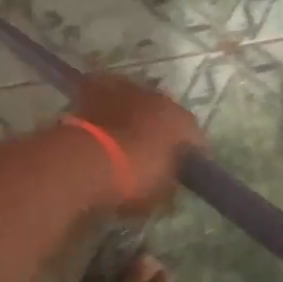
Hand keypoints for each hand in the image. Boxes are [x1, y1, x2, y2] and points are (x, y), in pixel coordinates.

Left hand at [72, 74, 204, 215]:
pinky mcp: (97, 87)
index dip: (191, 155)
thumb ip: (171, 180)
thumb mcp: (162, 194)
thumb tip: (170, 177)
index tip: (185, 171)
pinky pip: (109, 97)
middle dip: (161, 130)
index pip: (195, 137)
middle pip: (165, 114)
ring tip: (125, 137)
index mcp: (180, 121)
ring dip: (135, 115)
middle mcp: (157, 96)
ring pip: (137, 102)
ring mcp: (125, 88)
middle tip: (153, 153)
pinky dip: (109, 109)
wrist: (87, 159)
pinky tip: (103, 125)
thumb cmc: (133, 179)